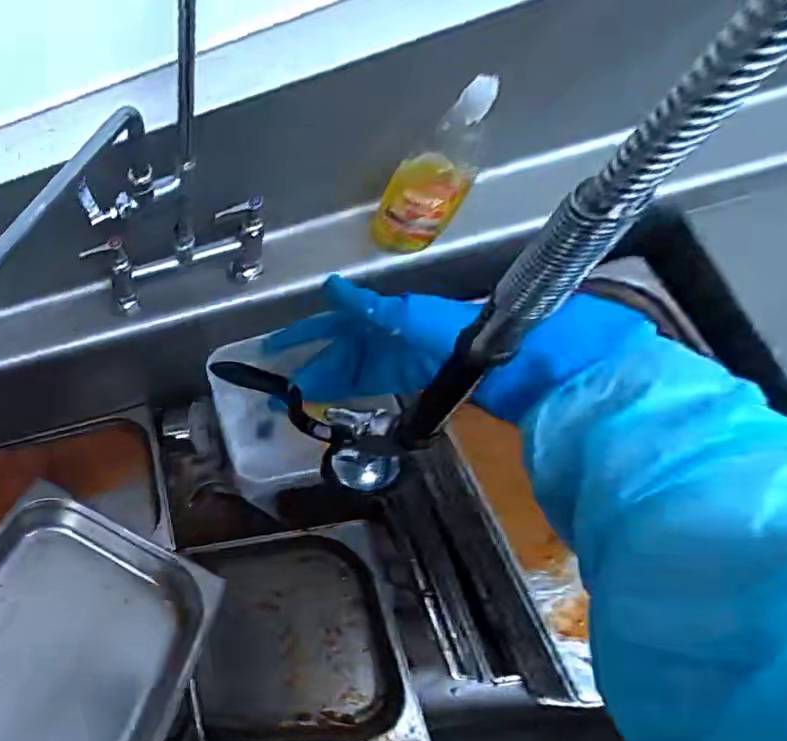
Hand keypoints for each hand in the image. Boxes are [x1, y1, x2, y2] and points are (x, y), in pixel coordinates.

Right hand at [266, 275, 656, 423]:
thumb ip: (365, 305)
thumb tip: (329, 287)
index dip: (300, 335)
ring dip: (317, 386)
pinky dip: (340, 396)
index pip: (330, 324)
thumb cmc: (458, 333)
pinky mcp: (405, 382)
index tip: (270, 348)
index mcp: (380, 317)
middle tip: (276, 390)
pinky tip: (324, 406)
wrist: (516, 360)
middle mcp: (383, 336)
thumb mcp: (408, 314)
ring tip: (291, 404)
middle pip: (333, 353)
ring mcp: (393, 360)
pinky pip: (362, 387)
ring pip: (344, 372)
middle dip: (303, 368)